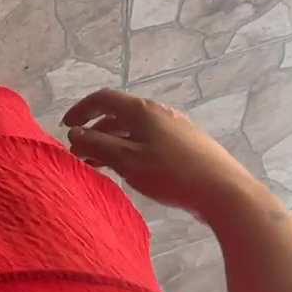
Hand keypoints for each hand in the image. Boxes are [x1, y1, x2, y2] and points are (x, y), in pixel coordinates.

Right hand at [61, 88, 267, 222]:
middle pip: (118, 115)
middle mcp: (159, 112)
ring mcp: (175, 128)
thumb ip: (96, 145)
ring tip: (98, 163)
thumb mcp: (126, 160)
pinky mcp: (186, 144)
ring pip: (133, 129)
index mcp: (142, 110)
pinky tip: (128, 168)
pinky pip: (148, 140)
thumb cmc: (171, 173)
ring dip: (111, 142)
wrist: (226, 192)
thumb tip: (74, 133)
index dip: (81, 110)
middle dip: (94, 131)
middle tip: (79, 152)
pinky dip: (129, 149)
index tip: (65, 127)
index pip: (103, 99)